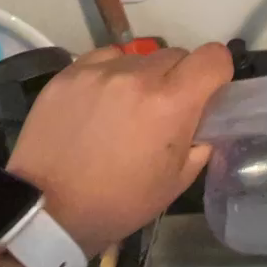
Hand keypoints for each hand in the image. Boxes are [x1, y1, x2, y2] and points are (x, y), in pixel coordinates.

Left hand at [7, 43, 232, 254]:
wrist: (48, 212)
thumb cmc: (121, 202)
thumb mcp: (178, 180)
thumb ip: (200, 141)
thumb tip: (202, 123)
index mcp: (172, 102)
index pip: (213, 57)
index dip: (217, 72)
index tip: (209, 90)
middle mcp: (138, 76)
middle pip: (176, 54)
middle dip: (179, 77)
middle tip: (164, 108)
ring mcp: (99, 72)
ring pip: (139, 57)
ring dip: (143, 76)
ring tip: (126, 108)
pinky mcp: (69, 74)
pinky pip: (104, 60)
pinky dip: (110, 75)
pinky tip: (100, 102)